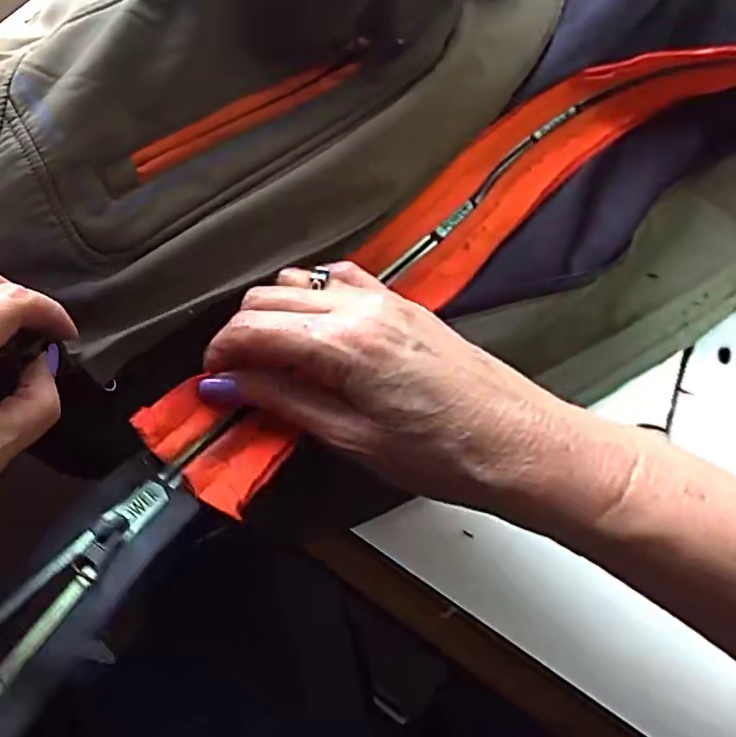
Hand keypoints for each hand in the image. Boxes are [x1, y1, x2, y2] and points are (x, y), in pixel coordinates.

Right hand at [198, 262, 633, 530]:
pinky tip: (309, 332)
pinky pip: (334, 280)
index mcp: (346, 344)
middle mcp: (362, 307)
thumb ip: (281, 400)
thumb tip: (227, 385)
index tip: (211, 378)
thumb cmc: (447, 455)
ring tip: (269, 357)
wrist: (524, 447)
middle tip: (232, 375)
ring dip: (269, 314)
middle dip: (236, 333)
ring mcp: (383, 298)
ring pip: (295, 282)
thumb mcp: (350, 438)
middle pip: (265, 298)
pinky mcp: (400, 302)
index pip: (253, 328)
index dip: (219, 352)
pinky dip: (306, 300)